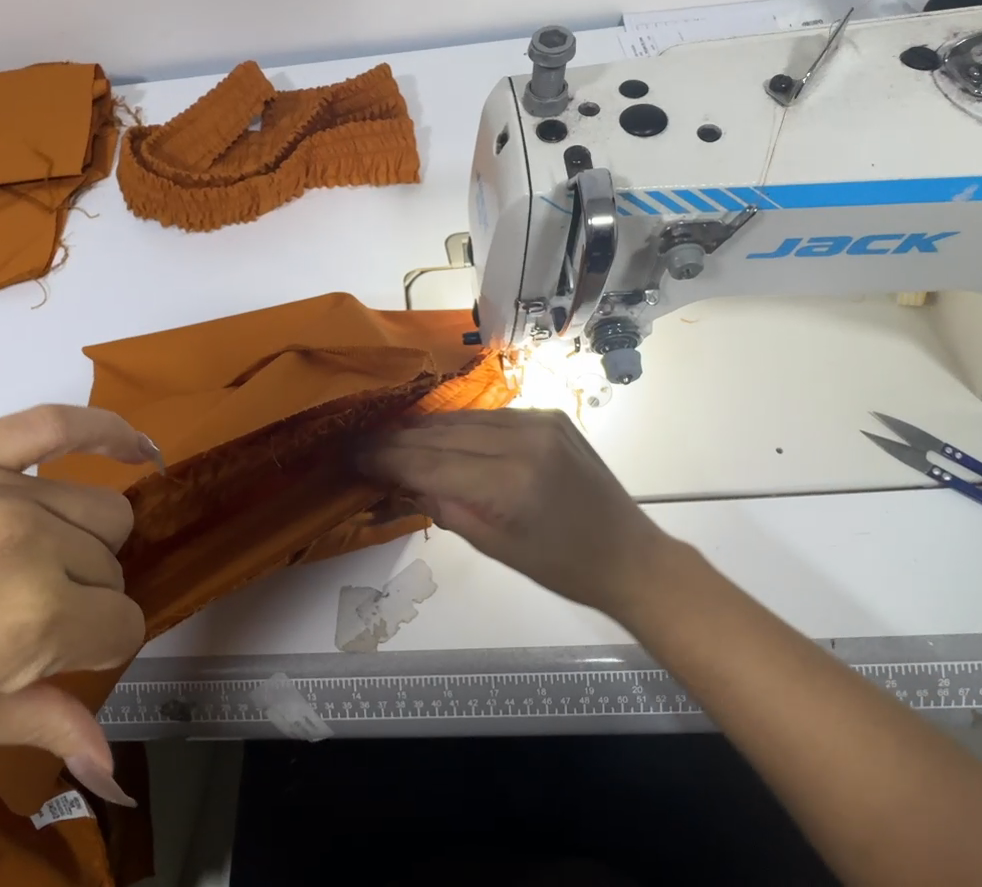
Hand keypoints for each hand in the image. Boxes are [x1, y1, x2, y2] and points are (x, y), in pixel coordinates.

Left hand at [0, 405, 155, 886]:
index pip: (123, 625)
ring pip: (98, 509)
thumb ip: (40, 723)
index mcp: (30, 618)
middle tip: (22, 635)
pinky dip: (108, 432)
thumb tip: (112, 773)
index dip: (97, 654)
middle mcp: (28, 539)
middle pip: (111, 565)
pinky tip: (140, 448)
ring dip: (82, 545)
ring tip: (27, 575)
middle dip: (86, 603)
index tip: (55, 669)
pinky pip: (56, 423)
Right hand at [359, 409, 669, 616]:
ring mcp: (539, 422)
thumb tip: (404, 482)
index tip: (353, 456)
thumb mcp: (495, 548)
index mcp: (510, 484)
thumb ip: (446, 509)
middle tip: (359, 443)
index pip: (430, 464)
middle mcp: (524, 441)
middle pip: (442, 435)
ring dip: (422, 428)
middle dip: (397, 440)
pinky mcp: (550, 415)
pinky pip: (489, 417)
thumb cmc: (561, 567)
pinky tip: (434, 432)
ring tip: (387, 436)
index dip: (387, 459)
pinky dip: (457, 426)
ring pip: (462, 420)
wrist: (628, 553)